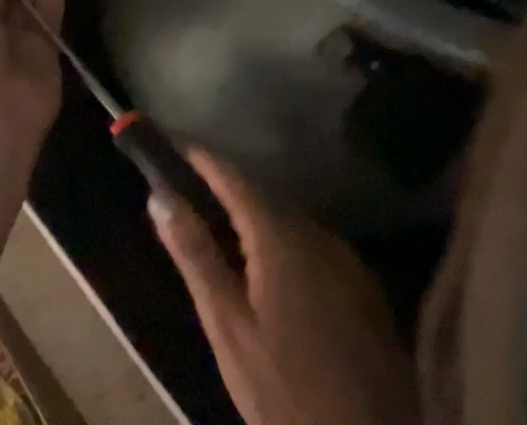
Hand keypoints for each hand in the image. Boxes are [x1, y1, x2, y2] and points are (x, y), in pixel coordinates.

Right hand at [151, 150, 418, 424]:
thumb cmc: (284, 389)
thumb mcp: (226, 325)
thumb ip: (195, 255)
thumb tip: (160, 195)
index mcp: (283, 244)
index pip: (234, 178)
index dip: (198, 154)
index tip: (163, 136)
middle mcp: (322, 243)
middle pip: (264, 195)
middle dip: (220, 181)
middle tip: (179, 178)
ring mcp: (351, 269)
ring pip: (290, 220)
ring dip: (250, 209)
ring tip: (212, 215)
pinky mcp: (366, 296)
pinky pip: (312, 245)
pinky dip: (278, 237)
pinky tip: (261, 259)